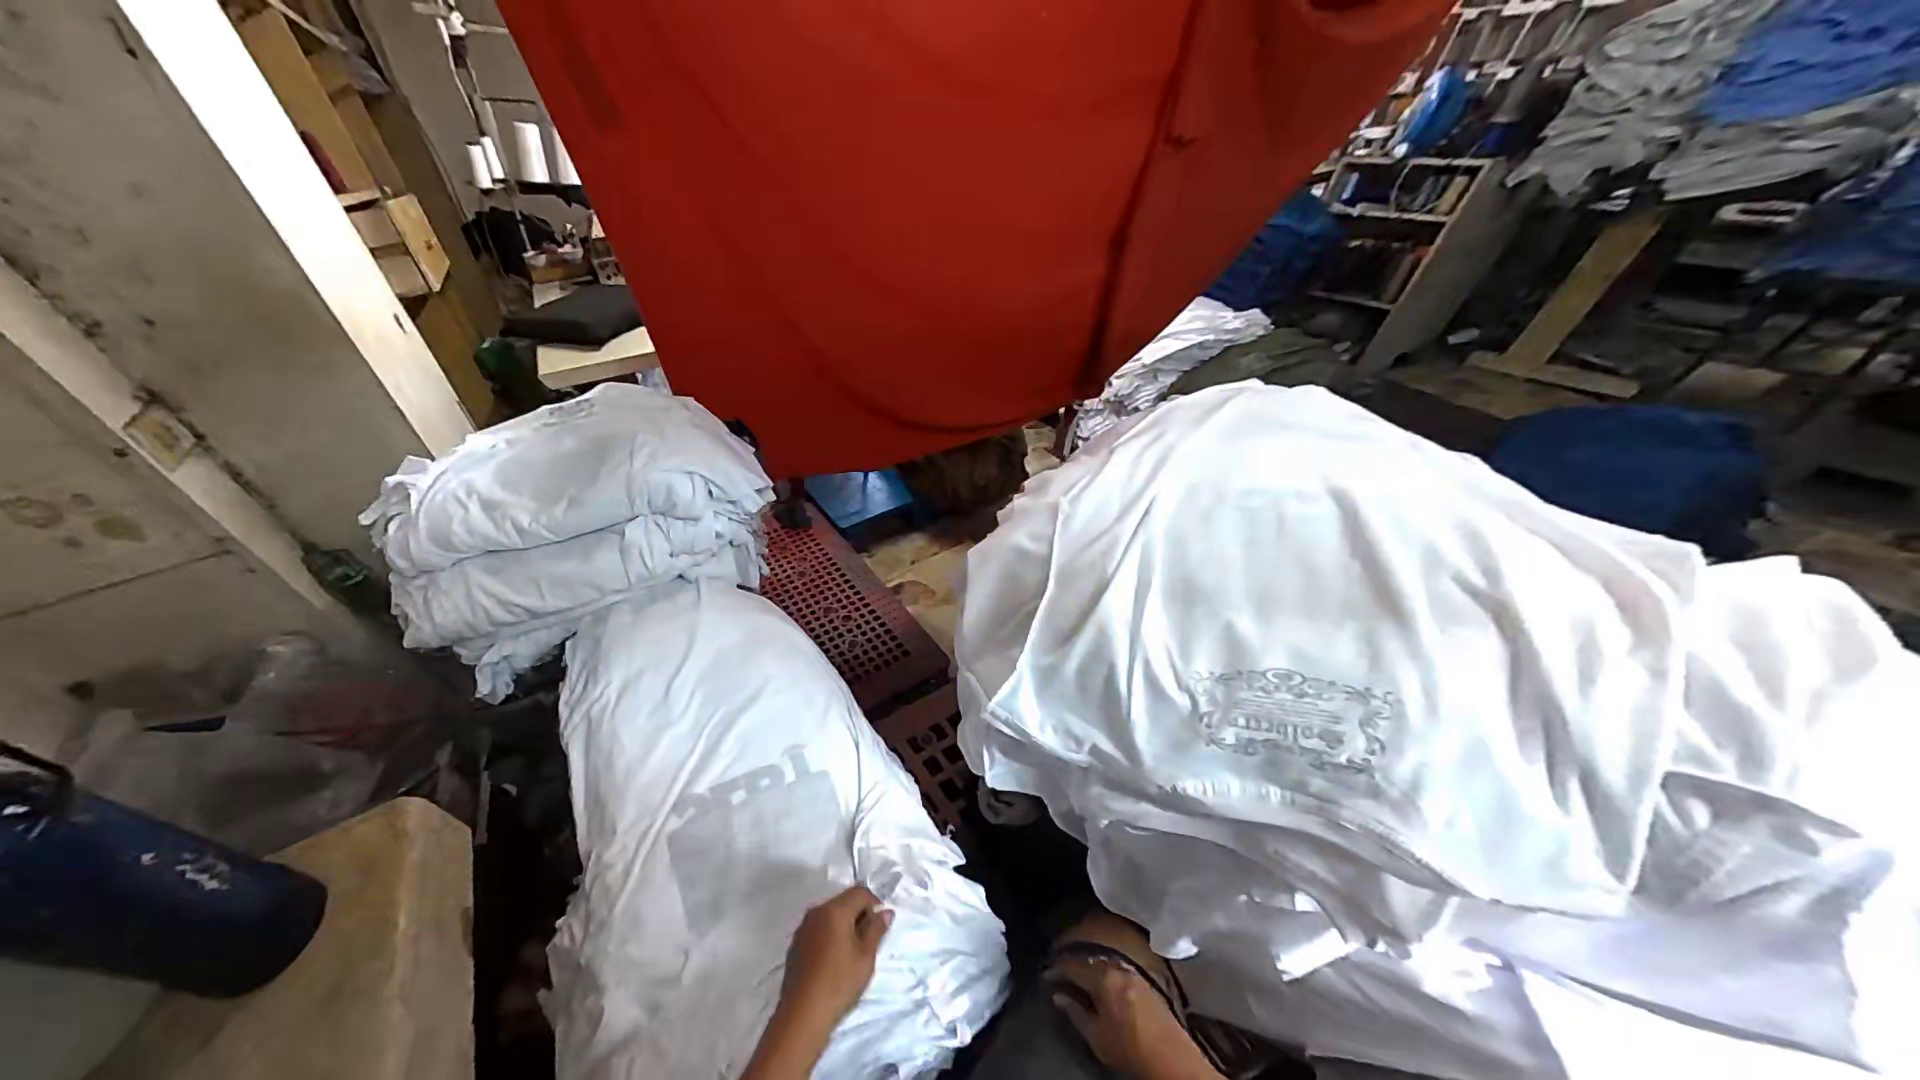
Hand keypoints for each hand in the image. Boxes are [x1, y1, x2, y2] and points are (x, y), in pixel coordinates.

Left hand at [779, 884, 892, 1028]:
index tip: (881, 925)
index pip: (859, 892)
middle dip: (859, 914)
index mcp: (834, 910)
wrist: (802, 1016)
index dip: (874, 903)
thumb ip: (876, 929)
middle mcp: (815, 912)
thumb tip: (885, 912)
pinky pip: (818, 929)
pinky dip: (829, 935)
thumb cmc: (839, 983)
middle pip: (843, 901)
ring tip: (852, 951)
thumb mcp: (865, 956)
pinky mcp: (795, 945)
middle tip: (869, 940)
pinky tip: (833, 960)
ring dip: (844, 925)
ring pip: (830, 915)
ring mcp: (802, 929)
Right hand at [1050, 956, 1222, 1079]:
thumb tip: (1058, 995)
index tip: (1046, 975)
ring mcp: (1135, 974)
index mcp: (1103, 978)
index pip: (1074, 966)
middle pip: (1090, 961)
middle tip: (1061, 975)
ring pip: (1105, 964)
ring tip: (1080, 980)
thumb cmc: (1129, 1049)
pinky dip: (1106, 974)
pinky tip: (1103, 986)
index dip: (1058, 969)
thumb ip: (1075, 1012)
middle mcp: (1118, 968)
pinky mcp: (1146, 983)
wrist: (1172, 1060)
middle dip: (1075, 966)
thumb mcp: (1096, 1036)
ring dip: (1091, 969)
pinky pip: (1118, 970)